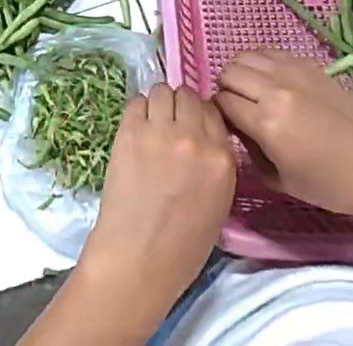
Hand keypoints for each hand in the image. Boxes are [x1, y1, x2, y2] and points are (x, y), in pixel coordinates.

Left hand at [75, 84, 236, 328]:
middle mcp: (194, 137)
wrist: (137, 262)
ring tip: (151, 126)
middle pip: (188, 95)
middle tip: (169, 125)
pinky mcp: (131, 132)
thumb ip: (216, 161)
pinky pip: (137, 102)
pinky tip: (136, 133)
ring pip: (162, 90)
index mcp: (222, 157)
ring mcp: (160, 131)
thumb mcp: (219, 201)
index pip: (214, 111)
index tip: (191, 126)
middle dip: (180, 106)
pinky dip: (138, 112)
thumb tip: (202, 134)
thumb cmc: (182, 246)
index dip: (200, 116)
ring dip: (158, 104)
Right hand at [213, 50, 352, 232]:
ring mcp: (293, 71)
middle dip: (226, 90)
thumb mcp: (279, 179)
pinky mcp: (307, 63)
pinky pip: (269, 52)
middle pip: (229, 72)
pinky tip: (270, 83)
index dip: (220, 114)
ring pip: (245, 56)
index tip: (226, 125)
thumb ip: (249, 149)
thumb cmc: (330, 184)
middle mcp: (276, 90)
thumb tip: (234, 126)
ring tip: (251, 93)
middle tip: (237, 109)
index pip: (223, 102)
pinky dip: (260, 63)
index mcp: (268, 124)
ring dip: (241, 73)